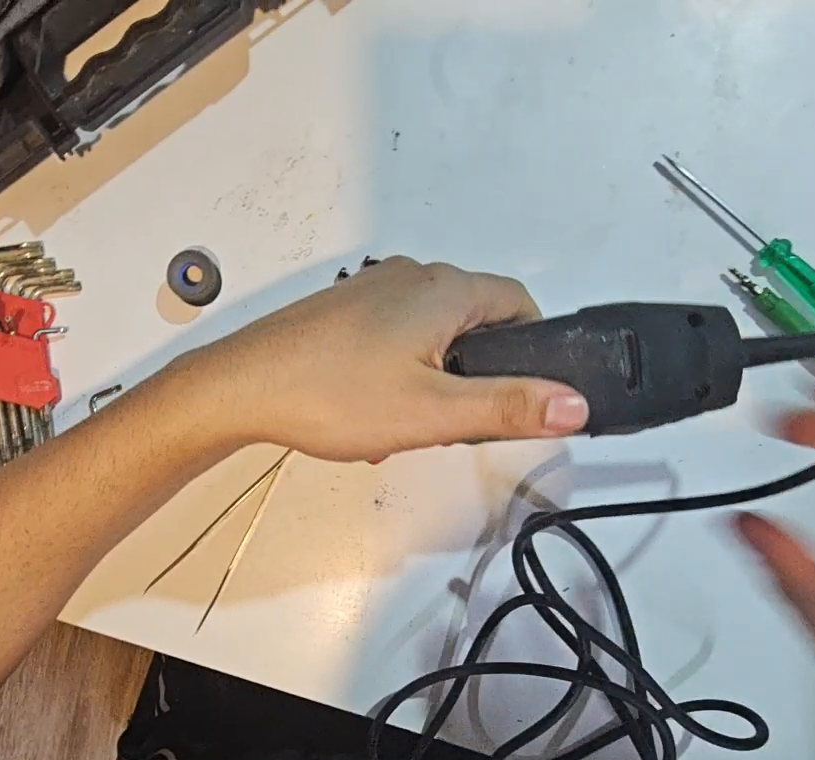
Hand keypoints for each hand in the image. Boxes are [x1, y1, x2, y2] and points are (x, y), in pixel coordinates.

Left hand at [174, 257, 587, 461]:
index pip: (519, 303)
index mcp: (444, 291)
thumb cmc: (329, 394)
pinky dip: (395, 376)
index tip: (525, 391)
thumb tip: (573, 404)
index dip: (533, 349)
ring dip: (430, 382)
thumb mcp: (432, 412)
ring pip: (430, 336)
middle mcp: (410, 278)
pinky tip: (369, 415)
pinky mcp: (342, 314)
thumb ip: (506, 408)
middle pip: (474, 321)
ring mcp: (371, 292)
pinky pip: (391, 340)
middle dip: (474, 374)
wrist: (241, 389)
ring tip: (402, 425)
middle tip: (454, 420)